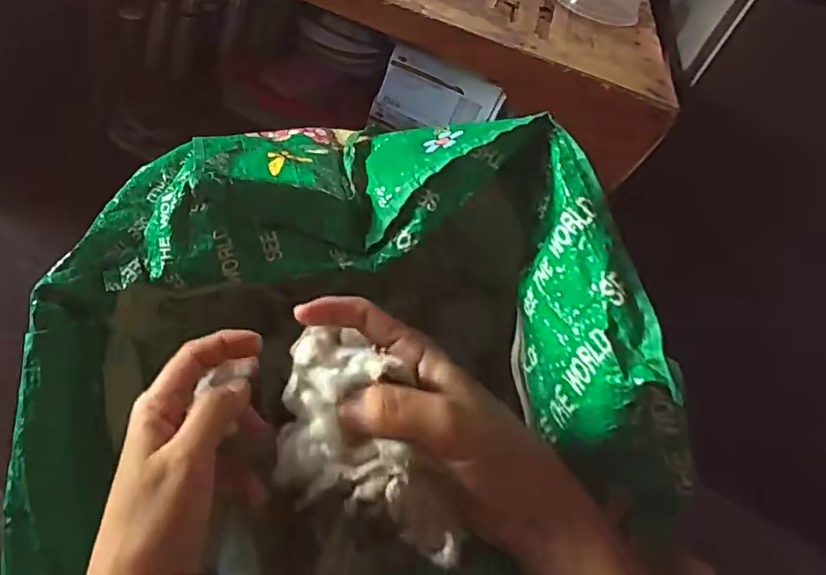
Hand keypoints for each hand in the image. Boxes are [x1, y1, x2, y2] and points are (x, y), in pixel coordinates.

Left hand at [89, 329, 269, 574]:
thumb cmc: (156, 520)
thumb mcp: (188, 460)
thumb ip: (213, 411)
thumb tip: (241, 379)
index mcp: (157, 408)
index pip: (192, 357)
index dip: (225, 343)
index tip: (262, 345)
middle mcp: (165, 423)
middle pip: (208, 390)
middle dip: (239, 398)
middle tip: (265, 414)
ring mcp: (174, 456)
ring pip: (217, 426)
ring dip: (242, 436)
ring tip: (263, 455)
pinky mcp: (185, 486)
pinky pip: (219, 462)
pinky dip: (239, 472)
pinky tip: (255, 494)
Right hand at [295, 297, 643, 574]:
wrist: (530, 514)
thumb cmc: (497, 454)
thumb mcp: (449, 423)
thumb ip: (397, 408)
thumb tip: (341, 406)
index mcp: (419, 356)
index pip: (370, 319)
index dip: (334, 311)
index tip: (298, 316)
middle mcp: (405, 379)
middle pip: (354, 358)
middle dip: (323, 363)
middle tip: (294, 382)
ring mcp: (402, 417)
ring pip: (354, 400)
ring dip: (328, 406)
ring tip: (300, 418)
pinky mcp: (400, 451)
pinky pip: (361, 437)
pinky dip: (341, 440)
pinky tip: (323, 451)